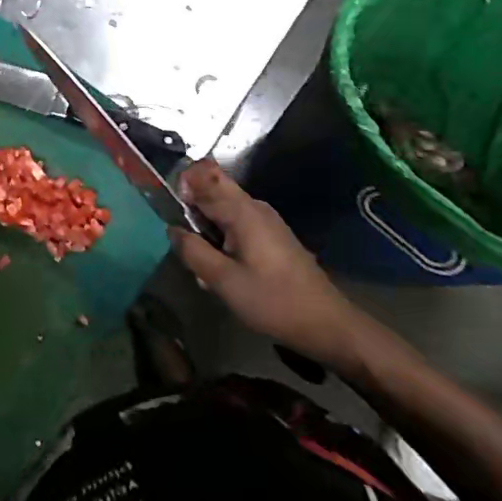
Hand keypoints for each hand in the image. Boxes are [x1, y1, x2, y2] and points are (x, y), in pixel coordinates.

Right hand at [170, 160, 373, 371]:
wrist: (328, 325)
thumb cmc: (274, 301)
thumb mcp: (224, 281)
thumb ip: (192, 251)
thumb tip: (173, 230)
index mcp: (242, 211)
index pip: (203, 175)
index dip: (182, 184)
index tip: (175, 214)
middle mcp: (254, 207)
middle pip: (212, 188)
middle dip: (192, 211)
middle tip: (188, 244)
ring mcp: (265, 220)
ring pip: (222, 208)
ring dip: (205, 229)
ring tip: (205, 267)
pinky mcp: (271, 236)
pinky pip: (236, 223)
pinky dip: (222, 239)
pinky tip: (225, 271)